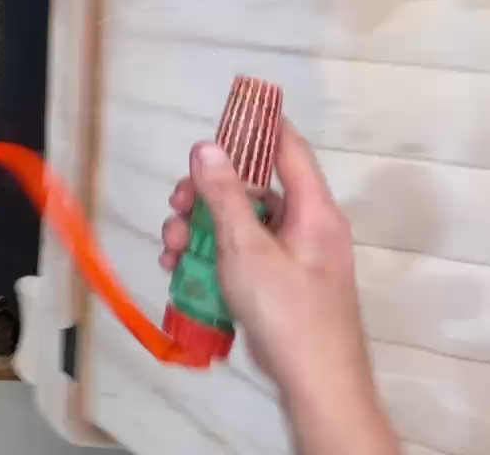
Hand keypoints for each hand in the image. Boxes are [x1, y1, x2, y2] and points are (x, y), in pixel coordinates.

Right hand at [160, 122, 392, 448]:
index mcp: (312, 213)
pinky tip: (181, 267)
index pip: (288, 150)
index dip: (258, 125)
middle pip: (246, 186)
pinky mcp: (275, 276)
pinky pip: (234, 247)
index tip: (228, 105)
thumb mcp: (245, 247)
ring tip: (174, 250)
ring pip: (232, 218)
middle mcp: (305, 226)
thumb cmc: (285, 310)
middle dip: (201, 192)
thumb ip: (223, 195)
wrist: (315, 384)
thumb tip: (206, 146)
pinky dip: (205, 251)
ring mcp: (291, 253)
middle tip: (175, 205)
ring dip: (195, 227)